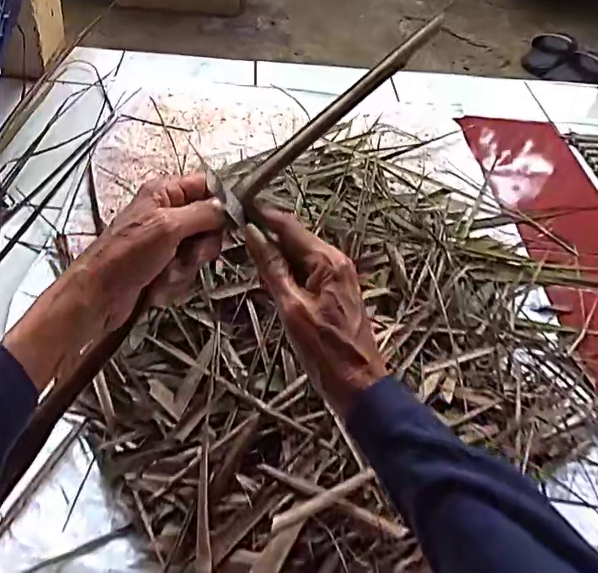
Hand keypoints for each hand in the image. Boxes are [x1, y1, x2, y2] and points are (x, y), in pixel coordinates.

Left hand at [3, 175, 228, 388]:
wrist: (98, 297)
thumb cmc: (125, 255)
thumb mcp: (168, 227)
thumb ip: (203, 213)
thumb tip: (229, 207)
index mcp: (164, 192)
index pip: (206, 185)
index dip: (221, 202)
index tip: (232, 220)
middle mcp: (166, 212)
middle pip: (208, 222)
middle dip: (202, 245)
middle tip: (188, 253)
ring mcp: (165, 241)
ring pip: (199, 251)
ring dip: (186, 267)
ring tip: (165, 272)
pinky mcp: (163, 266)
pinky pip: (186, 271)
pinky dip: (176, 281)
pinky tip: (158, 285)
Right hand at [242, 203, 387, 414]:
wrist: (359, 388)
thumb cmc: (327, 354)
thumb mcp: (291, 308)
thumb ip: (271, 268)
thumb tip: (253, 234)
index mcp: (328, 261)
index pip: (289, 225)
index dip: (262, 216)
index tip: (238, 208)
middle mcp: (336, 261)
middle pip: (294, 237)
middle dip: (266, 237)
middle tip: (238, 238)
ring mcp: (338, 275)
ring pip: (298, 254)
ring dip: (275, 256)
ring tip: (251, 262)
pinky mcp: (335, 290)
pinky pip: (306, 270)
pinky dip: (287, 272)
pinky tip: (272, 283)